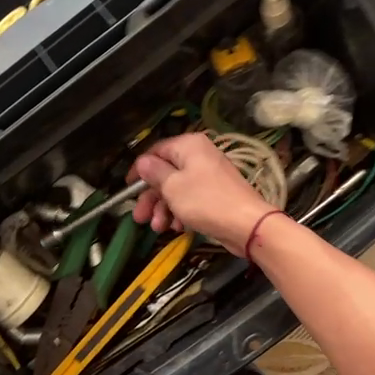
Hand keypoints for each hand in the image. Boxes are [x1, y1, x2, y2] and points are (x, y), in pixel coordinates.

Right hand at [130, 133, 275, 254]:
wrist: (246, 224)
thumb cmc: (205, 202)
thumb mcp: (173, 187)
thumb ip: (154, 173)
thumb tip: (142, 162)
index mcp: (188, 146)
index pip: (155, 152)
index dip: (139, 171)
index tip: (128, 190)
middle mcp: (199, 156)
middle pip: (165, 174)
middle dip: (151, 198)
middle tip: (139, 218)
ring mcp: (208, 176)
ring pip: (177, 190)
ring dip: (164, 209)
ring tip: (159, 228)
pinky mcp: (215, 195)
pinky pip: (191, 200)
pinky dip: (181, 213)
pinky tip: (177, 228)